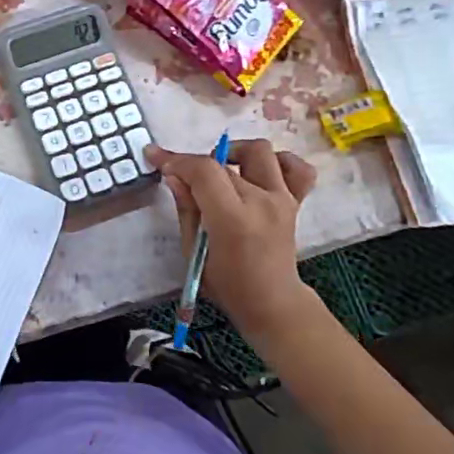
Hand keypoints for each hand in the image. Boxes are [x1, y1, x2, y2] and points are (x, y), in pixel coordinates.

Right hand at [144, 139, 321, 339]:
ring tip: (221, 171)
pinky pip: (298, 169)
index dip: (176, 159)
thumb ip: (185, 208)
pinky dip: (280, 161)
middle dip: (195, 166)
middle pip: (223, 163)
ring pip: (260, 152)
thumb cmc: (226, 282)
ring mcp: (282, 199)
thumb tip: (173, 176)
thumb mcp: (192, 249)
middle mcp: (261, 202)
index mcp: (232, 218)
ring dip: (235, 153)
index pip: (203, 171)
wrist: (271, 300)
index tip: (155, 157)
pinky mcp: (295, 201)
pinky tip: (259, 171)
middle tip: (182, 180)